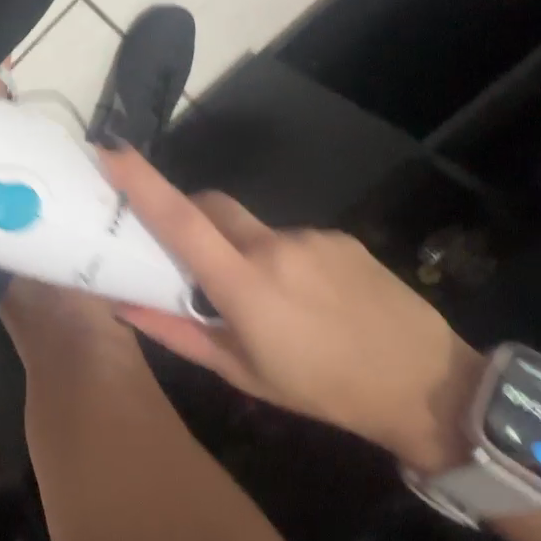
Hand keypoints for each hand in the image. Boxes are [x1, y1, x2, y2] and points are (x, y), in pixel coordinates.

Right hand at [100, 146, 483, 473]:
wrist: (429, 387)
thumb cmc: (321, 389)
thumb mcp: (240, 372)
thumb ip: (176, 332)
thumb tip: (123, 305)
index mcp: (243, 283)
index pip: (180, 220)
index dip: (142, 182)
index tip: (111, 151)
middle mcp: (274, 247)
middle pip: (210, 207)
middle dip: (189, 218)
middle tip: (189, 259)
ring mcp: (313, 238)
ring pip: (252, 229)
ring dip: (242, 251)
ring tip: (269, 301)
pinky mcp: (342, 238)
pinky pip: (291, 239)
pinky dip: (281, 259)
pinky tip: (308, 299)